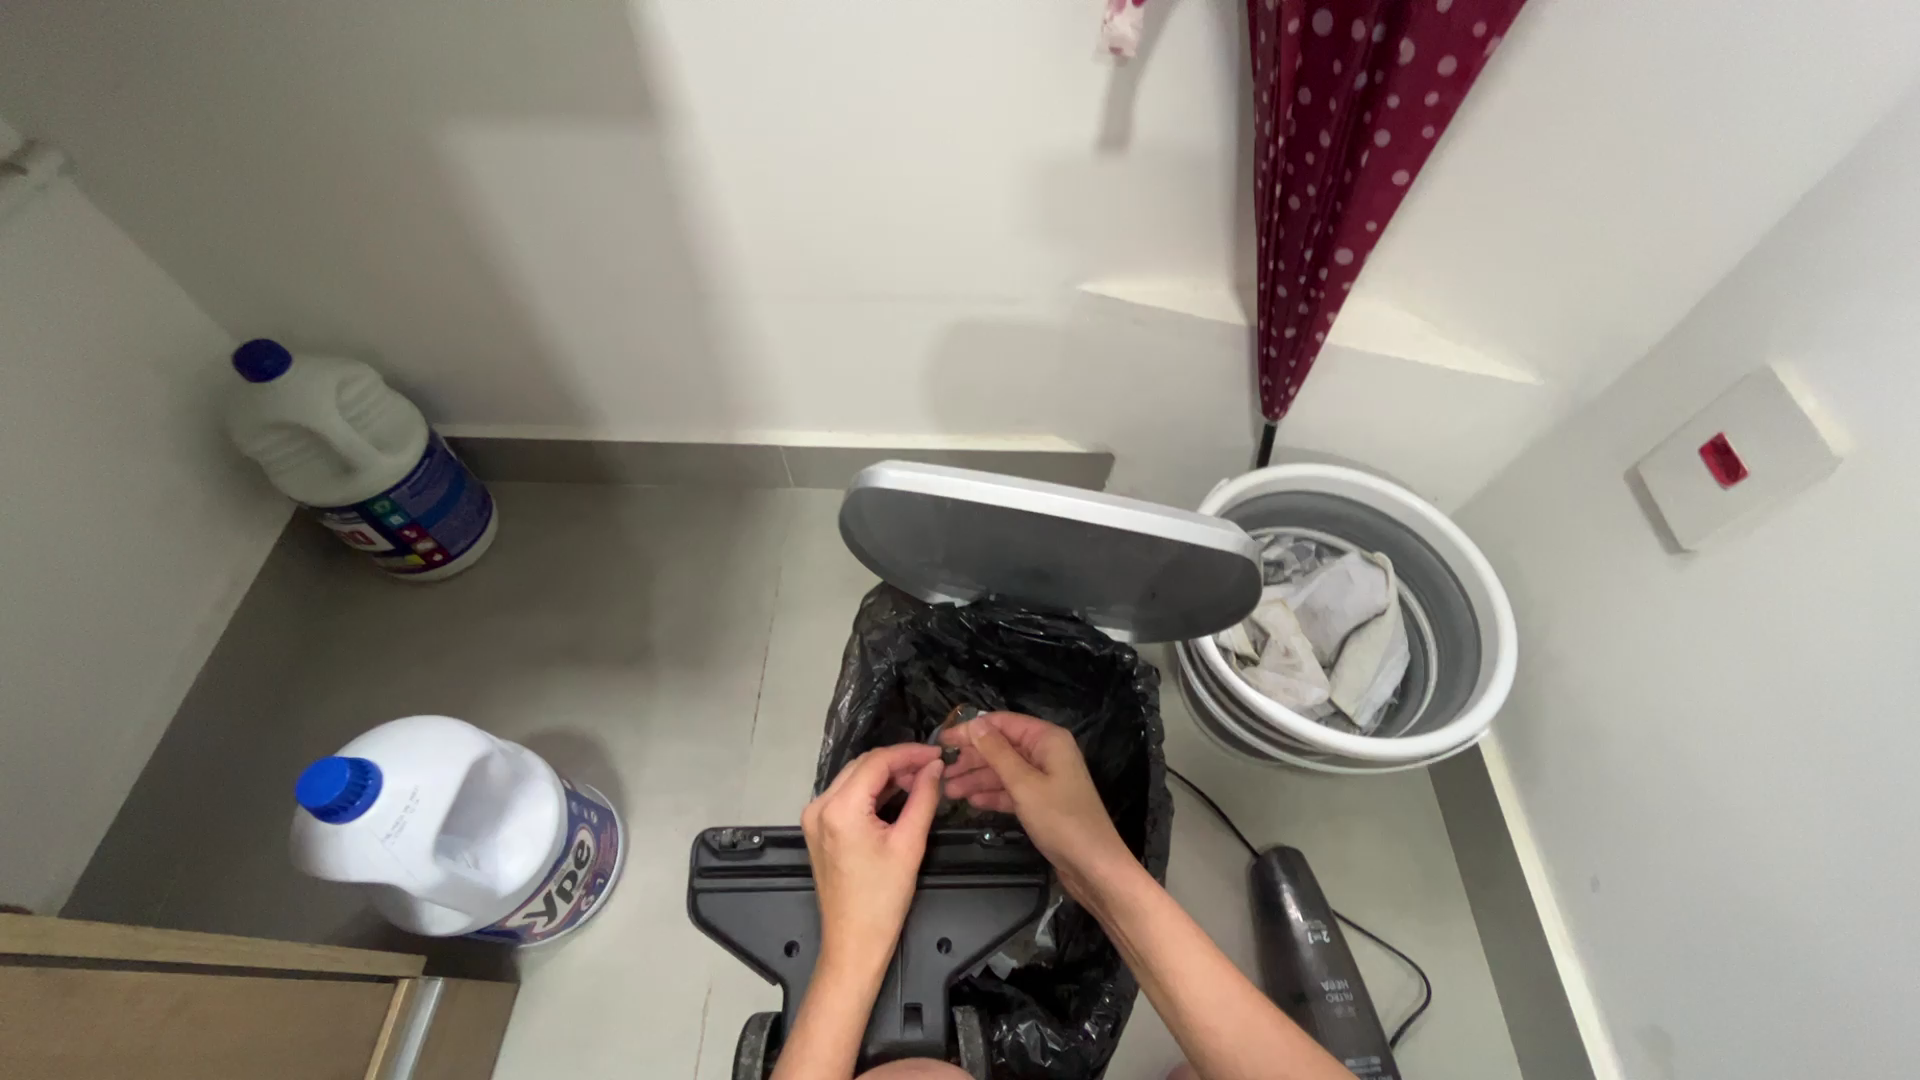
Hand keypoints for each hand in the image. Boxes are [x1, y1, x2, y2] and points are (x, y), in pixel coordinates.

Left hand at [800, 744, 944, 973]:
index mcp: (840, 809)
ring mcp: (815, 817)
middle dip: (899, 762)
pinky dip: (873, 790)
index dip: (910, 753)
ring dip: (887, 775)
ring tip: (920, 779)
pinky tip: (898, 793)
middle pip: (864, 766)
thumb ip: (924, 797)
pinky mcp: (818, 828)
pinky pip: (847, 795)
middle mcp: (820, 806)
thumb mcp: (910, 843)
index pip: (877, 762)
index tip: (937, 754)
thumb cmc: (882, 900)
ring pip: (855, 777)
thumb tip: (935, 767)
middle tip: (932, 768)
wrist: (854, 943)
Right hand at [938, 712, 1136, 902]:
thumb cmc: (1061, 820)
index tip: (942, 742)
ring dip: (977, 779)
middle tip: (941, 772)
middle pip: (1002, 747)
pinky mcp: (1042, 802)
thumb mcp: (1024, 784)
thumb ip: (997, 752)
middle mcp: (1047, 753)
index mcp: (1047, 739)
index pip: (1003, 723)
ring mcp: (1045, 778)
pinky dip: (992, 794)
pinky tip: (971, 802)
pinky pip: (1011, 790)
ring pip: (1004, 770)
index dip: (972, 729)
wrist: (1094, 867)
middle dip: (972, 758)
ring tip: (948, 791)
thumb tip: (975, 724)